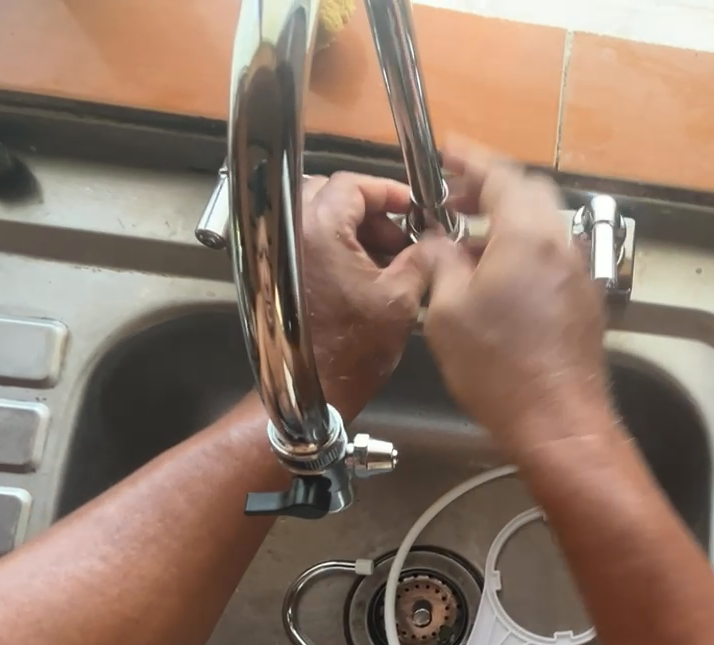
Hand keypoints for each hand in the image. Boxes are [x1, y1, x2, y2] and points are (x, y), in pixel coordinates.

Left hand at [299, 172, 429, 418]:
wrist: (319, 388)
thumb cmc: (355, 350)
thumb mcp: (401, 299)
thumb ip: (420, 259)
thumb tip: (434, 242)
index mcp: (319, 230)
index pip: (352, 185)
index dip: (387, 192)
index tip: (410, 206)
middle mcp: (291, 233)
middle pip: (331, 195)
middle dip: (371, 211)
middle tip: (400, 235)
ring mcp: (281, 253)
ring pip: (318, 218)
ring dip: (354, 230)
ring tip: (386, 259)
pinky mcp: (279, 274)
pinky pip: (309, 242)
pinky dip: (337, 248)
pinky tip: (365, 274)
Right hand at [415, 144, 614, 457]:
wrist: (559, 422)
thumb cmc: (500, 371)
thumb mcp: (447, 311)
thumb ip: (441, 262)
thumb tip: (439, 243)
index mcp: (528, 234)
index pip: (501, 173)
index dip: (470, 159)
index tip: (447, 152)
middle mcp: (562, 245)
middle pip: (530, 194)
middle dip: (491, 190)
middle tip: (455, 201)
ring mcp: (580, 275)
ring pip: (545, 228)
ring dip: (509, 224)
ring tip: (470, 245)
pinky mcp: (586, 304)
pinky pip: (555, 260)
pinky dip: (527, 253)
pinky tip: (500, 280)